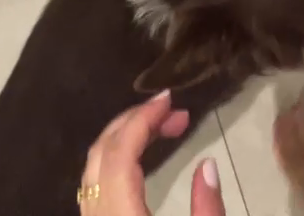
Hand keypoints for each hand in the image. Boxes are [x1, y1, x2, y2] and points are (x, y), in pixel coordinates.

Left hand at [79, 90, 225, 215]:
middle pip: (102, 154)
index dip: (141, 120)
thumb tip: (208, 164)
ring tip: (161, 125)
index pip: (120, 156)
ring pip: (94, 168)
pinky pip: (95, 183)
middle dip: (134, 121)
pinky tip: (141, 156)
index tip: (168, 99)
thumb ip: (207, 210)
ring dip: (124, 137)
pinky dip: (116, 158)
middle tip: (171, 110)